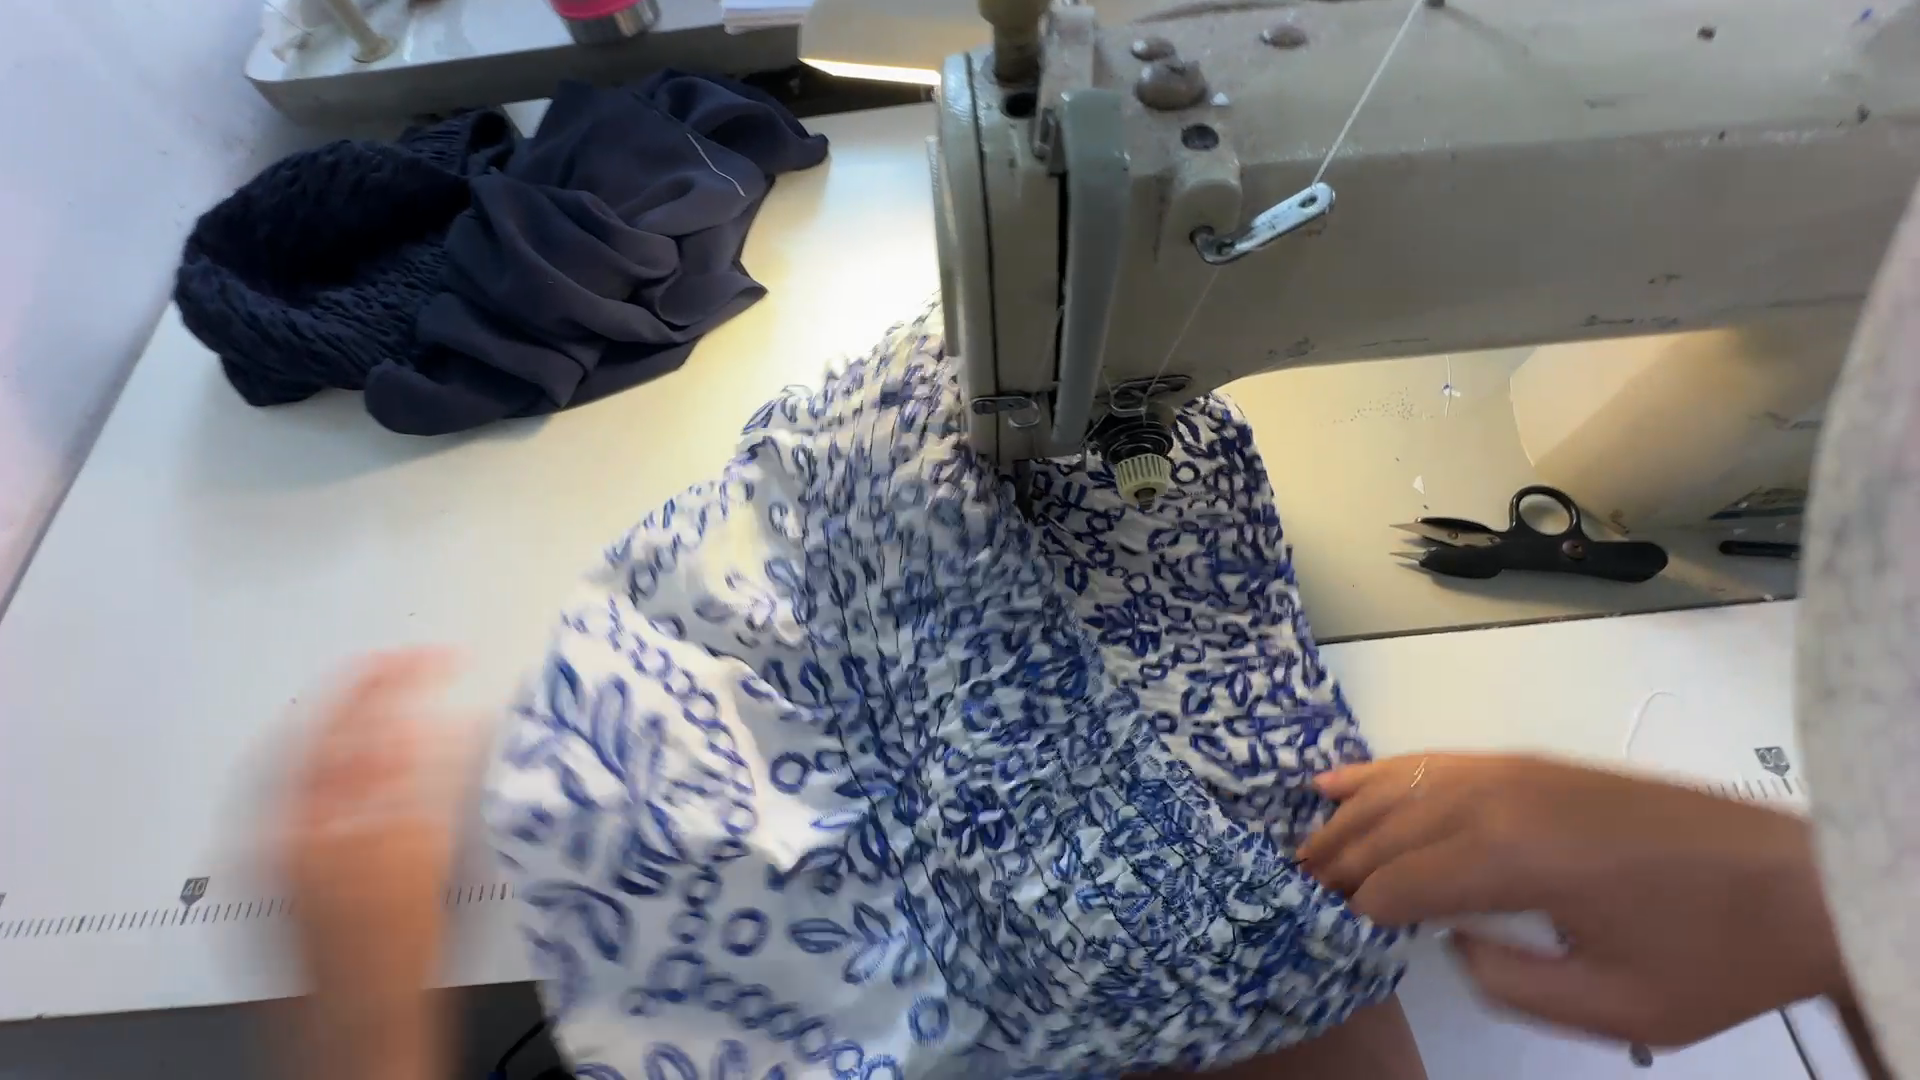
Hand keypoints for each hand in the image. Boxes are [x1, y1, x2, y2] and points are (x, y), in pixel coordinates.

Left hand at [276, 650, 470, 1079]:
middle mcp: (301, 833)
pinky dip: (305, 753)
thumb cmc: (415, 949)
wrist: (358, 1019)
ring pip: (291, 759)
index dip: (402, 684)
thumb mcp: (453, 862)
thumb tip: (470, 726)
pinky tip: (327, 745)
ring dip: (332, 715)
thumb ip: (458, 789)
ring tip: (365, 685)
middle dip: (358, 688)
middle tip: (397, 659)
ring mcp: (276, 850)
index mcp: (353, 828)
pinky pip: (277, 789)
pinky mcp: (268, 867)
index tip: (437, 657)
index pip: (370, 732)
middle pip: (317, 738)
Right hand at [1298, 753, 1847, 1046]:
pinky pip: (1424, 762)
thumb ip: (1510, 981)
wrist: (1794, 879)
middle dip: (1337, 861)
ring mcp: (1499, 769)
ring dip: (1345, 818)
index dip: (1361, 905)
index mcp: (1510, 858)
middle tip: (1300, 883)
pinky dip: (1373, 772)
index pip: (1402, 880)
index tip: (1334, 925)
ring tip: (1308, 843)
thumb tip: (1448, 935)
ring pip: (1393, 788)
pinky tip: (1335, 780)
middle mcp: (1488, 799)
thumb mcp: (1622, 1010)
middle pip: (1385, 829)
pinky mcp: (1515, 759)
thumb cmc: (1709, 953)